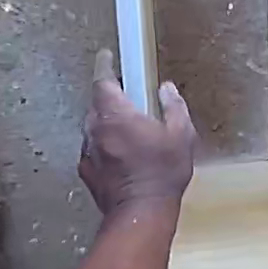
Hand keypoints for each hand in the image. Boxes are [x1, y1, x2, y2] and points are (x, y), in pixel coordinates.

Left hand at [79, 50, 196, 216]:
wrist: (141, 213)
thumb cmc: (163, 172)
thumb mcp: (181, 135)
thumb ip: (173, 106)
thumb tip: (166, 88)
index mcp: (116, 113)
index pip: (102, 80)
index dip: (104, 65)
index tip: (106, 55)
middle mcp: (95, 128)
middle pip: (97, 103)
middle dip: (110, 97)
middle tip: (128, 97)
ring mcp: (87, 150)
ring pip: (93, 126)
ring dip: (107, 123)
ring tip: (128, 130)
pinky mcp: (86, 171)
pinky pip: (93, 148)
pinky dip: (103, 145)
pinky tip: (120, 155)